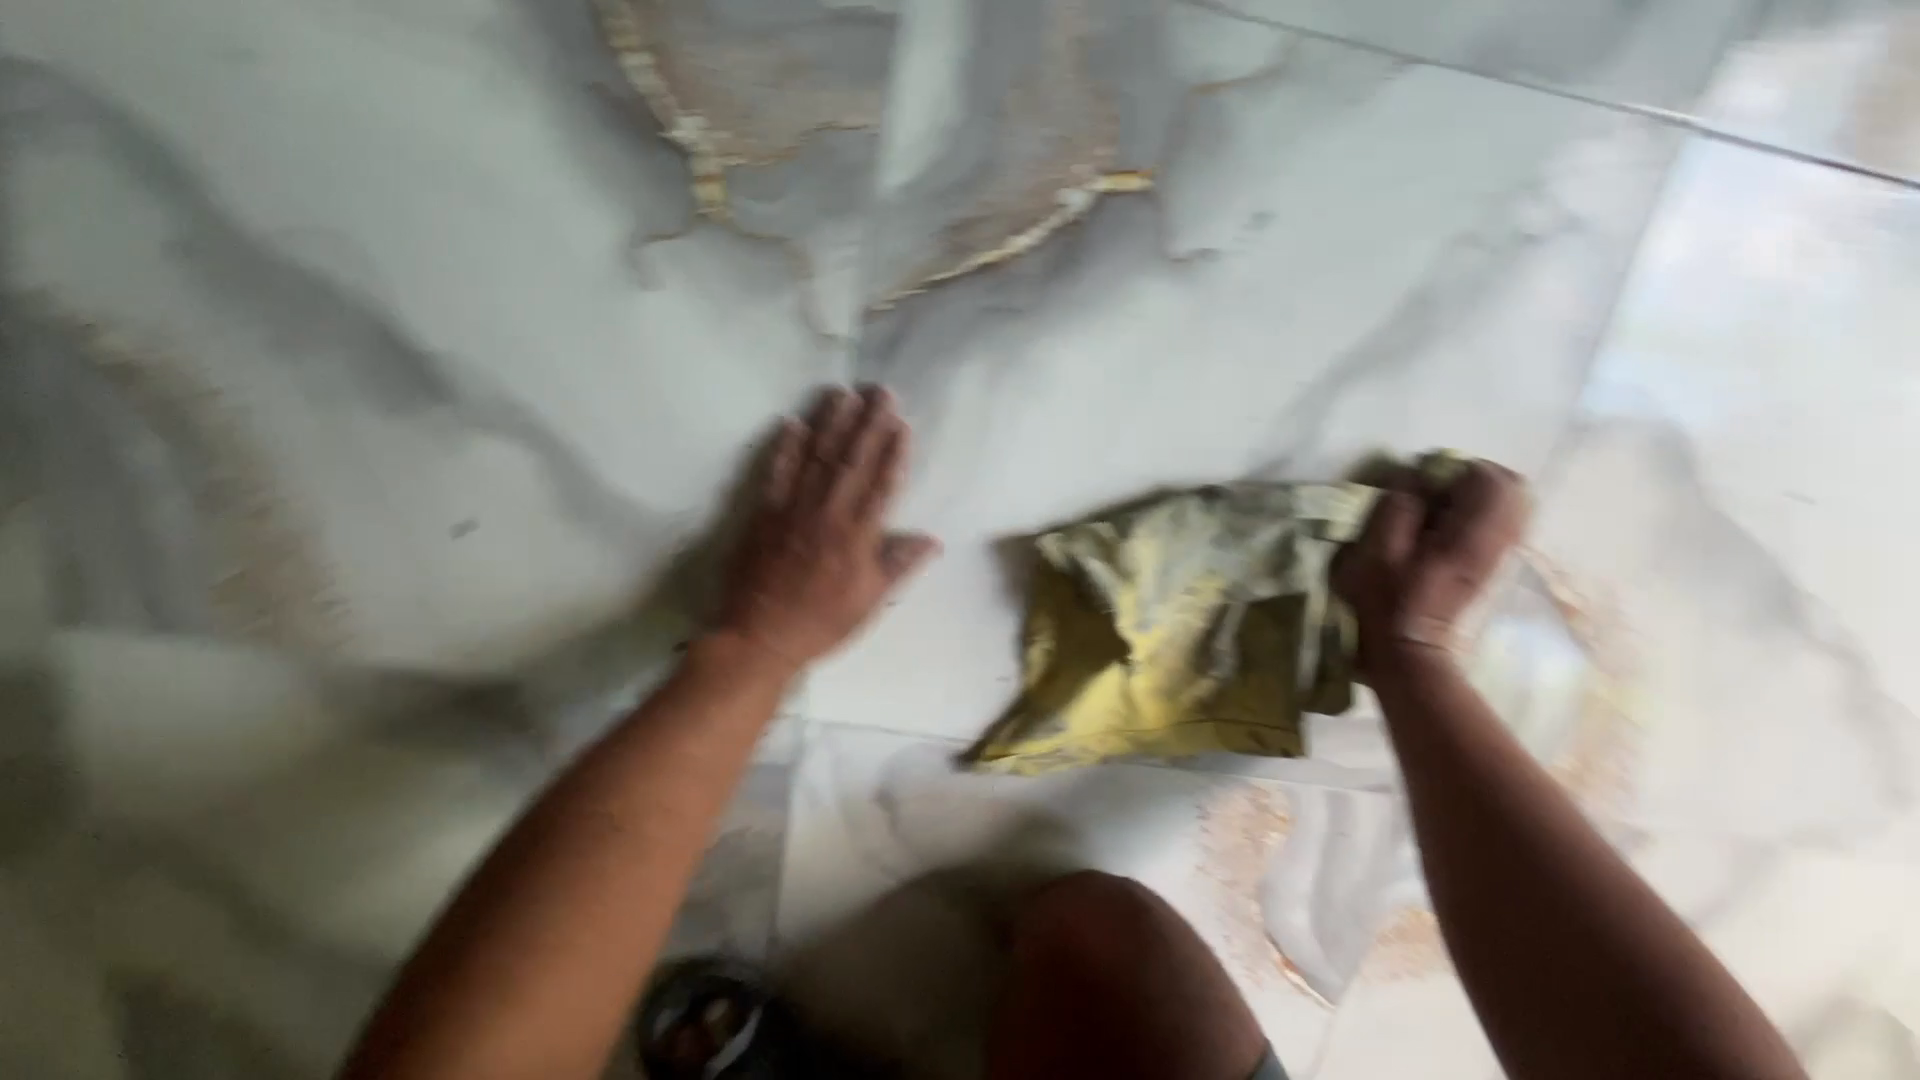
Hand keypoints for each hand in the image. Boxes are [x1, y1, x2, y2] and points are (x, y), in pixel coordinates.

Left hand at [714, 385, 940, 671]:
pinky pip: (776, 473)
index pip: (882, 484)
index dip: (893, 451)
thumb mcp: (871, 601)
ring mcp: (793, 510)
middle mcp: (828, 513)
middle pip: (852, 460)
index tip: (902, 422)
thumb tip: (933, 539)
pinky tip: (792, 422)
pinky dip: (784, 448)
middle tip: (880, 391)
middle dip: (868, 423)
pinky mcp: (764, 514)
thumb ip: (900, 564)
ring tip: (842, 393)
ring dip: (831, 423)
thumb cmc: (823, 624)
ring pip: (817, 458)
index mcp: (858, 536)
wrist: (761, 638)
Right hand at [1333, 459, 1529, 670]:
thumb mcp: (1376, 552)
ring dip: (1479, 497)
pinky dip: (1481, 516)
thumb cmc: (1387, 601)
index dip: (1456, 468)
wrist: (1411, 652)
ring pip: (1512, 506)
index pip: (1490, 478)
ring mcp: (1501, 555)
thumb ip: (1397, 508)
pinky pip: (1504, 525)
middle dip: (1477, 478)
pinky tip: (1448, 530)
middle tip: (1440, 488)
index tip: (1426, 480)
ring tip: (1442, 509)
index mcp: (1470, 535)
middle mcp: (1498, 541)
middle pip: (1514, 488)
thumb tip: (1412, 478)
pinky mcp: (1494, 567)